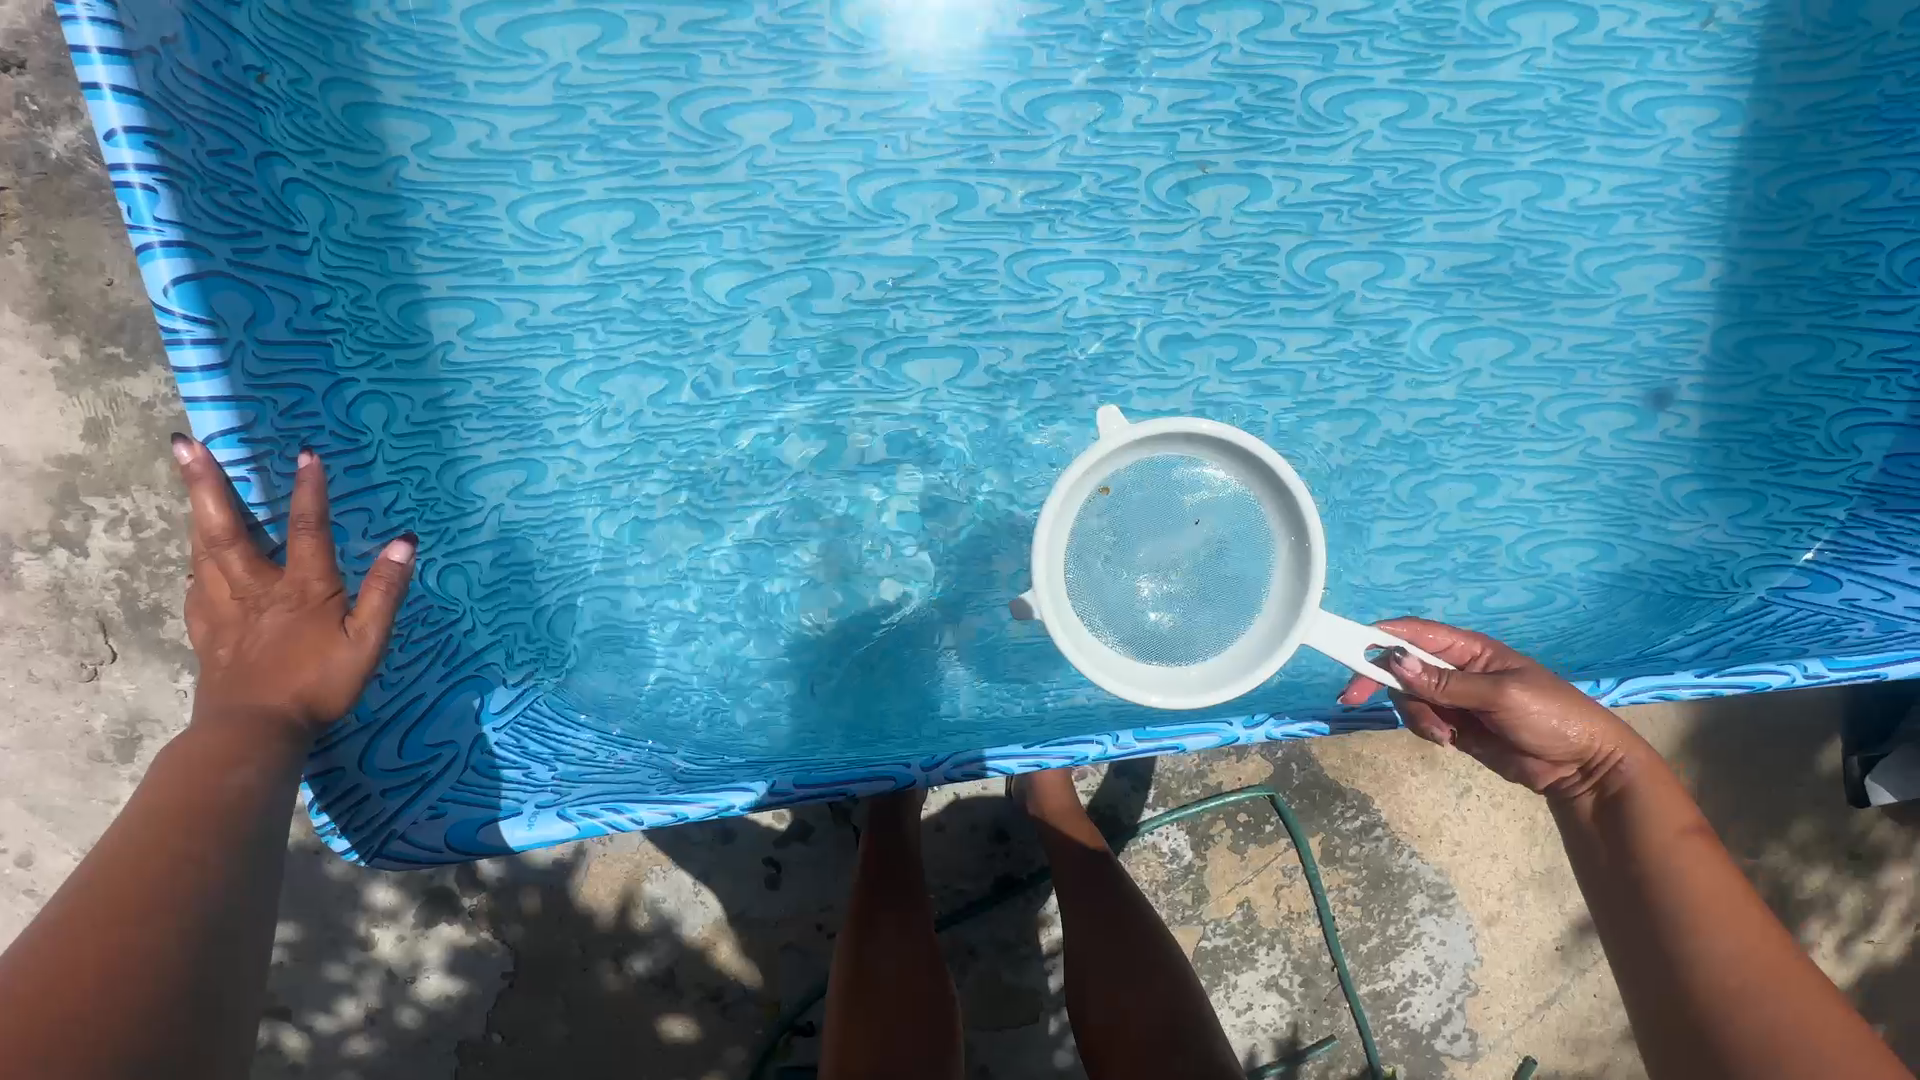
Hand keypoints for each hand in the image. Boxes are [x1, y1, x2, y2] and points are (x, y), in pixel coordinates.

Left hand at [173, 434, 414, 741]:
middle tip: (186, 445)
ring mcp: (223, 608)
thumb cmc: (320, 683)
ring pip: (203, 550)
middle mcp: (255, 588)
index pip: (307, 529)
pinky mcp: (206, 629)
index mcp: (302, 588)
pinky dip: (195, 559)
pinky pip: (196, 584)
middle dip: (207, 484)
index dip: (310, 491)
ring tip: (188, 482)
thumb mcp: (369, 639)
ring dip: (196, 511)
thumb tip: (403, 541)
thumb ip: (386, 589)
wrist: (255, 729)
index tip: (306, 453)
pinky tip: (196, 557)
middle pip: (226, 528)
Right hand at [1335, 617, 1636, 799]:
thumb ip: (1445, 682)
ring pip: (1406, 696)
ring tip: (1444, 734)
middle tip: (1352, 697)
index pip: (1413, 633)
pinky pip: (1420, 719)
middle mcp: (1453, 668)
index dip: (1378, 637)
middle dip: (1379, 680)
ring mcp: (1452, 697)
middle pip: (1398, 665)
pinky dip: (1426, 730)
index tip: (1348, 649)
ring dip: (1415, 714)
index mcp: (1468, 649)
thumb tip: (1395, 661)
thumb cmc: (1552, 717)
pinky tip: (1449, 741)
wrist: (1583, 767)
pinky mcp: (1452, 723)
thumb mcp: (1500, 696)